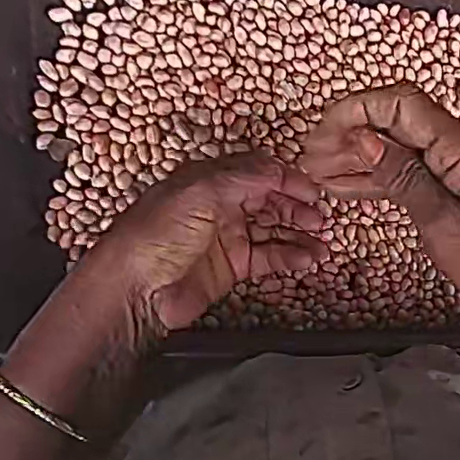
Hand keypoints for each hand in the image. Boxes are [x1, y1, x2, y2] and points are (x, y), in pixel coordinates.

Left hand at [80, 153, 329, 340]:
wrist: (138, 288)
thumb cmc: (155, 236)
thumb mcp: (197, 195)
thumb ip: (241, 179)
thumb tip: (278, 171)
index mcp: (208, 180)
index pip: (257, 172)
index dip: (286, 179)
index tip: (311, 192)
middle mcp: (221, 205)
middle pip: (270, 200)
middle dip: (297, 208)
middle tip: (319, 219)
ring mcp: (229, 236)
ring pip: (274, 230)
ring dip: (300, 235)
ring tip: (322, 244)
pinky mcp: (234, 266)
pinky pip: (270, 257)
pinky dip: (290, 258)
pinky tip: (306, 260)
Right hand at [298, 84, 459, 320]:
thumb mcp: (440, 222)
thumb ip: (402, 177)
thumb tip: (363, 139)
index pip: (402, 104)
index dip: (358, 110)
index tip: (325, 131)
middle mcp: (458, 147)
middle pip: (393, 120)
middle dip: (349, 132)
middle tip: (313, 155)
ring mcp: (450, 164)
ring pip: (392, 146)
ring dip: (354, 156)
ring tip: (318, 172)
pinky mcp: (444, 183)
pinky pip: (402, 170)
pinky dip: (371, 176)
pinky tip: (342, 185)